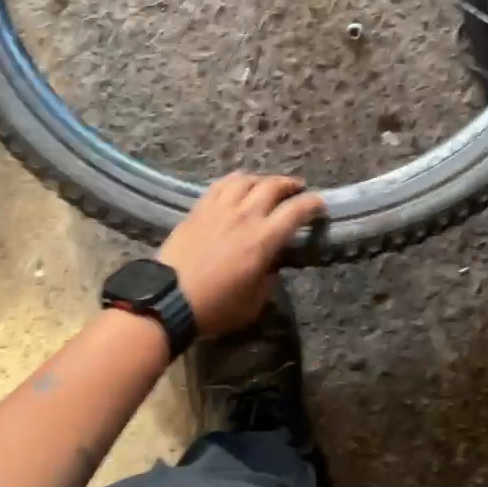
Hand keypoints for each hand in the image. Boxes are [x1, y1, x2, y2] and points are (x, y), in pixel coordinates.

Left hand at [158, 172, 325, 337]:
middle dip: (290, 185)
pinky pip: (222, 184)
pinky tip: (238, 186)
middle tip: (297, 189)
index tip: (320, 205)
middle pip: (273, 186)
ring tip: (267, 186)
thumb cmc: (214, 306)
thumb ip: (268, 279)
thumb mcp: (253, 303)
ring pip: (247, 180)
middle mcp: (245, 215)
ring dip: (263, 180)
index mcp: (263, 239)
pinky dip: (236, 181)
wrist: (167, 299)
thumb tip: (271, 265)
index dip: (313, 204)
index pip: (297, 211)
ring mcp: (220, 208)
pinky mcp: (200, 208)